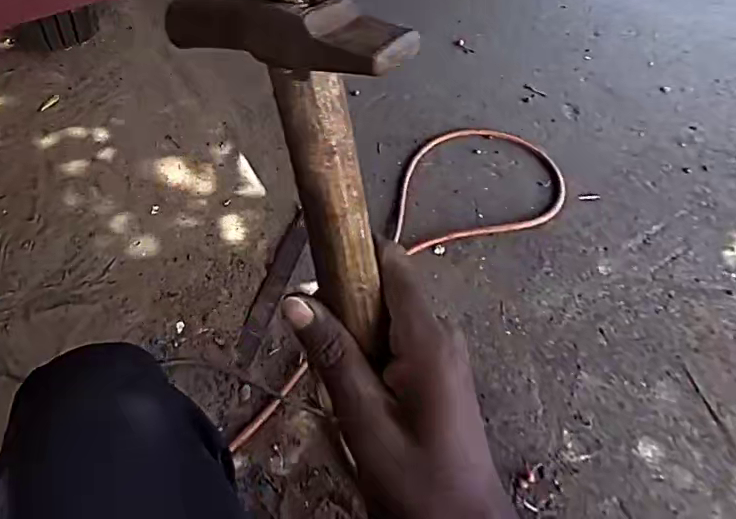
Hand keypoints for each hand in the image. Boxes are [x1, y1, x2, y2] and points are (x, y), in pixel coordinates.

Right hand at [281, 243, 514, 518]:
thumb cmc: (420, 486)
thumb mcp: (367, 422)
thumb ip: (332, 356)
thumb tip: (294, 299)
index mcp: (428, 338)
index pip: (391, 260)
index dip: (352, 248)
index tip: (313, 257)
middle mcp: (440, 333)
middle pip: (380, 287)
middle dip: (342, 305)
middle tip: (318, 347)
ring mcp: (441, 351)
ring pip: (381, 315)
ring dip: (350, 334)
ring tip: (336, 380)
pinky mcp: (437, 369)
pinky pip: (391, 338)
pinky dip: (366, 352)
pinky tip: (356, 391)